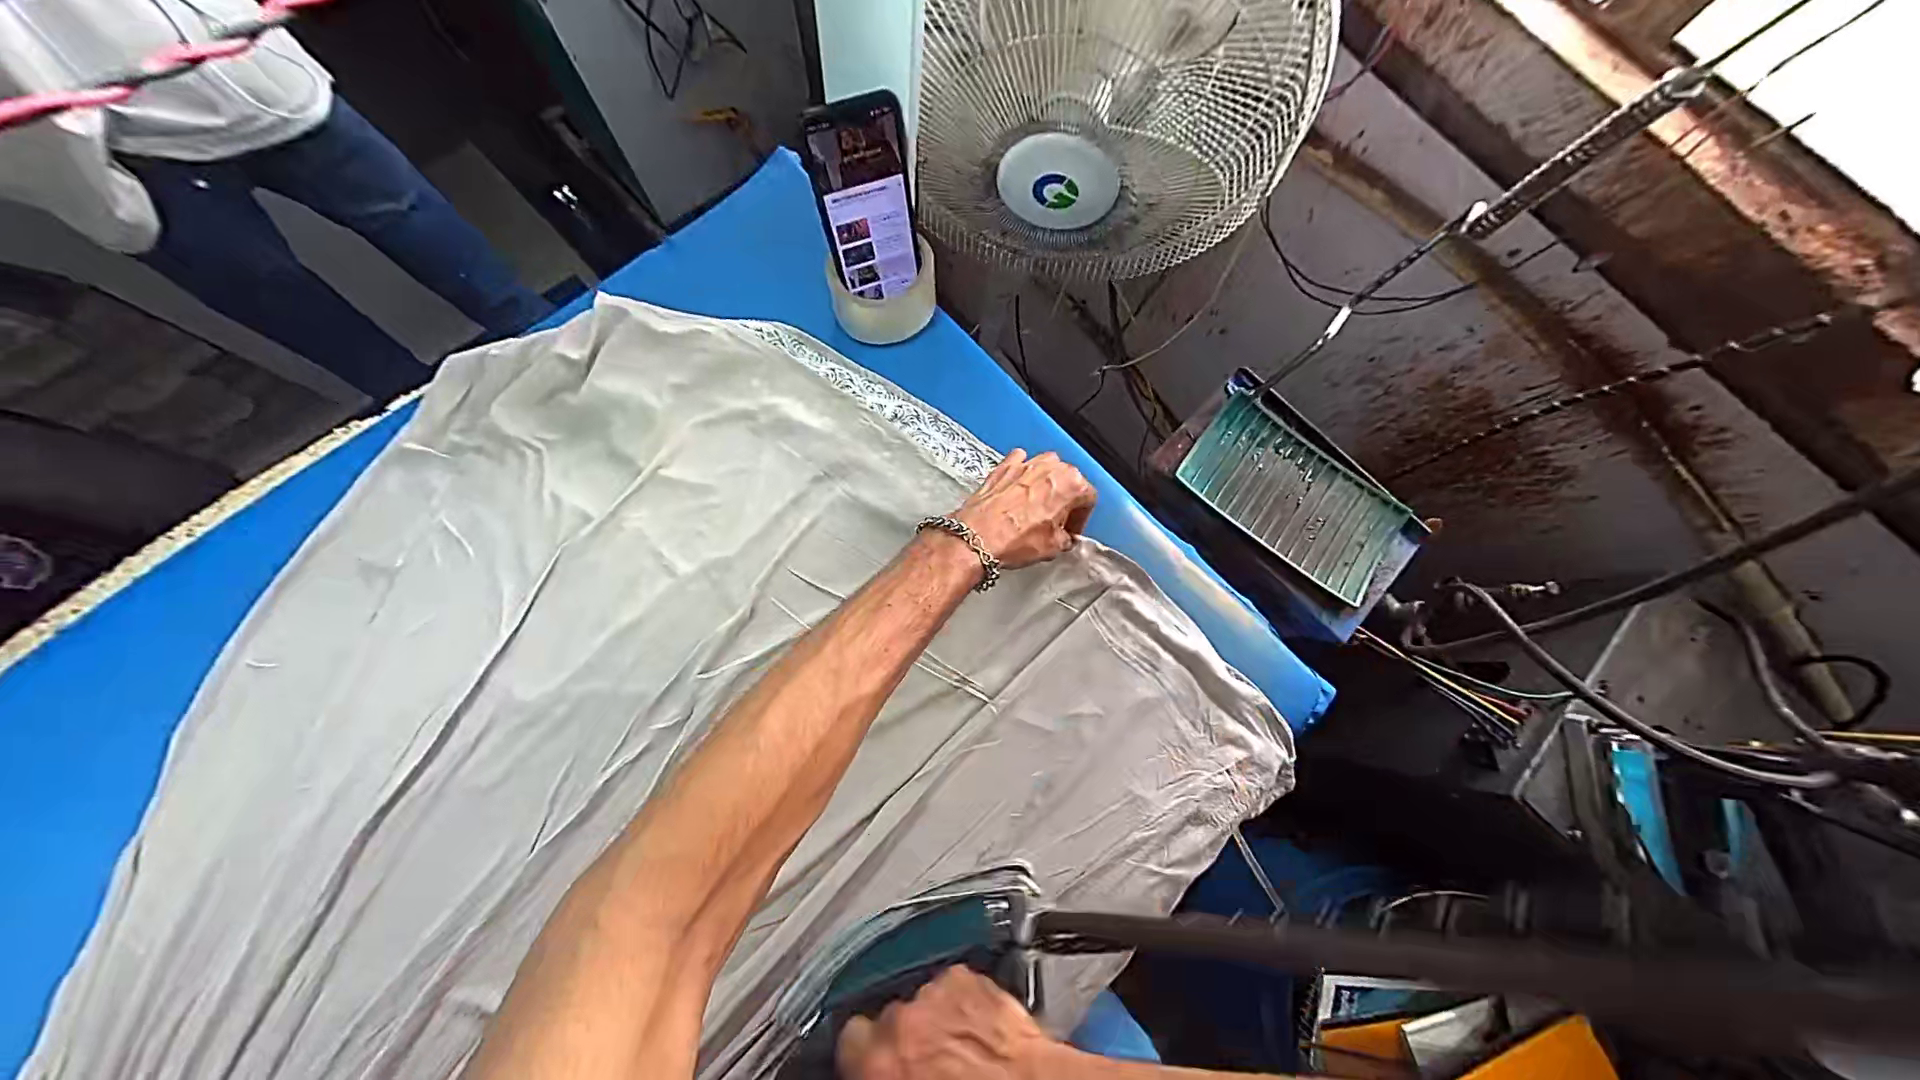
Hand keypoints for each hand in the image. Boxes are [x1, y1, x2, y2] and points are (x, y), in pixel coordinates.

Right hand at [836, 966, 1057, 1079]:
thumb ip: (886, 1073)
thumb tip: (886, 1068)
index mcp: (880, 1060)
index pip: (849, 1038)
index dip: (863, 1049)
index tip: (874, 1057)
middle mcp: (902, 1020)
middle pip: (888, 1017)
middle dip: (905, 1035)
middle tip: (929, 1059)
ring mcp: (934, 992)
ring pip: (922, 997)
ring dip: (935, 1015)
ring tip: (959, 1041)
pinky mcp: (965, 976)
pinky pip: (952, 983)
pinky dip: (961, 998)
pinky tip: (977, 1022)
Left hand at [952, 450, 1097, 570]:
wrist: (976, 537)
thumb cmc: (1013, 538)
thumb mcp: (1053, 546)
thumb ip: (1065, 537)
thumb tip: (1062, 536)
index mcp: (1071, 484)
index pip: (1089, 497)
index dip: (1081, 517)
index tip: (1071, 529)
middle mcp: (1050, 468)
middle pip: (1068, 479)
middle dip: (1064, 499)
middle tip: (1055, 521)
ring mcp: (1025, 464)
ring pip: (1045, 469)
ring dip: (1045, 485)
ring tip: (1036, 508)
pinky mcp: (1003, 467)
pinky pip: (1019, 464)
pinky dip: (1021, 475)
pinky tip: (1017, 492)